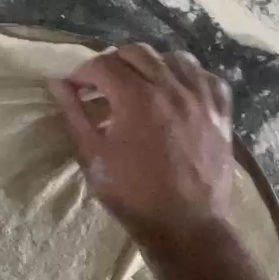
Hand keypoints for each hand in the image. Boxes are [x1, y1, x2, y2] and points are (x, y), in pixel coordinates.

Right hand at [48, 45, 234, 241]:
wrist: (187, 226)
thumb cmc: (133, 194)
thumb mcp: (93, 156)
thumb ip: (74, 115)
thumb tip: (57, 84)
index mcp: (137, 98)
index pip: (103, 65)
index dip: (82, 73)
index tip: (74, 89)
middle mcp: (171, 88)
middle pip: (137, 52)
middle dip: (112, 63)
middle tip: (101, 87)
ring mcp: (201, 98)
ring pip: (174, 58)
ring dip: (150, 65)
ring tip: (138, 86)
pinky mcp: (221, 112)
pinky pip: (206, 77)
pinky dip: (187, 77)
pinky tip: (176, 92)